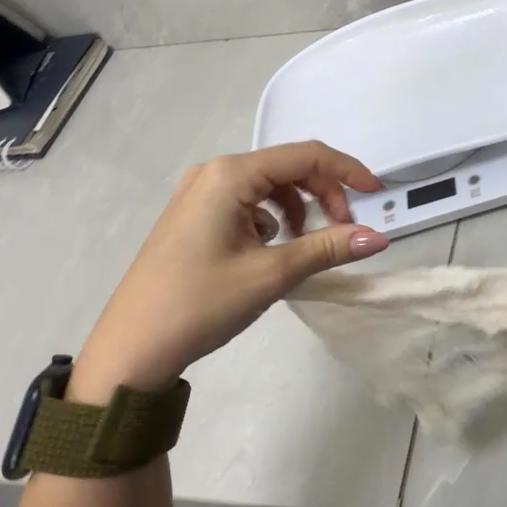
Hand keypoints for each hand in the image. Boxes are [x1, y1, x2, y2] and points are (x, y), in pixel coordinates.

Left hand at [67, 142, 388, 402]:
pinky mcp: (191, 215)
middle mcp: (213, 172)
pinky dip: (272, 218)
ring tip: (308, 245)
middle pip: (288, 167)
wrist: (128, 351)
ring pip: (268, 185)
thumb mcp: (271, 274)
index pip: (306, 156)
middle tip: (343, 230)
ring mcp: (198, 193)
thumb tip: (378, 238)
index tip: (377, 195)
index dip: (347, 171)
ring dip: (298, 207)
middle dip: (323, 193)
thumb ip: (328, 248)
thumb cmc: (199, 304)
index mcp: (231, 174)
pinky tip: (272, 250)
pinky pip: (246, 201)